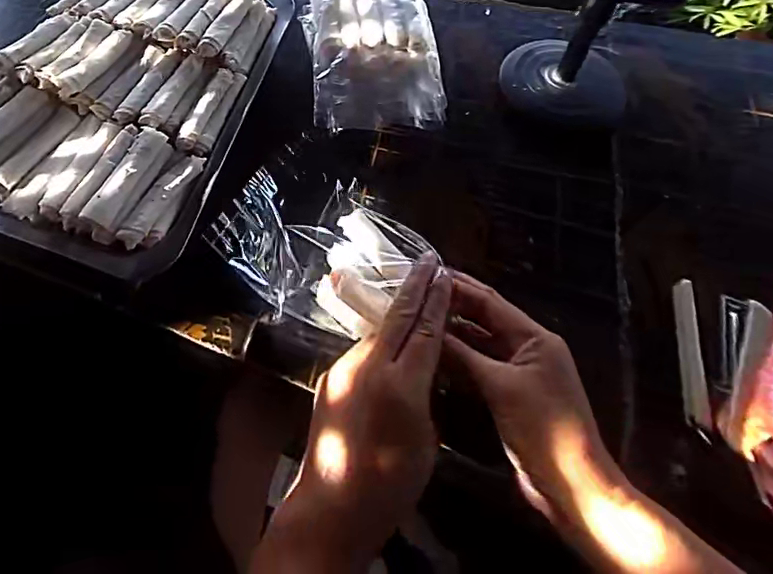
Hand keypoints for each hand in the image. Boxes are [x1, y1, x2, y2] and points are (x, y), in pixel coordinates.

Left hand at [253, 254, 452, 572]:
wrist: (329, 510)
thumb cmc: (389, 486)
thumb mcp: (426, 440)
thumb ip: (426, 394)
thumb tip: (424, 367)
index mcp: (401, 386)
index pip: (425, 331)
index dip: (437, 301)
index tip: (444, 275)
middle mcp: (369, 367)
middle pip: (398, 316)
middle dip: (416, 285)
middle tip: (428, 261)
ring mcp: (345, 369)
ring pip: (378, 331)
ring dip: (397, 312)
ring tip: (413, 293)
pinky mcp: (330, 377)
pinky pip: (363, 350)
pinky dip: (380, 339)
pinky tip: (389, 340)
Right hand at [441, 270, 609, 523]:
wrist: (572, 487)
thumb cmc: (543, 430)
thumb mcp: (501, 388)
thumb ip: (465, 357)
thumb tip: (431, 332)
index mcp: (534, 337)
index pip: (490, 302)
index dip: (460, 287)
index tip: (429, 274)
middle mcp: (528, 348)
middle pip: (485, 320)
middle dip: (454, 306)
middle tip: (419, 294)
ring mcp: (520, 373)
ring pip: (481, 345)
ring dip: (454, 334)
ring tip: (419, 320)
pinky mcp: (511, 396)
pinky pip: (481, 369)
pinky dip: (460, 362)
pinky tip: (434, 356)